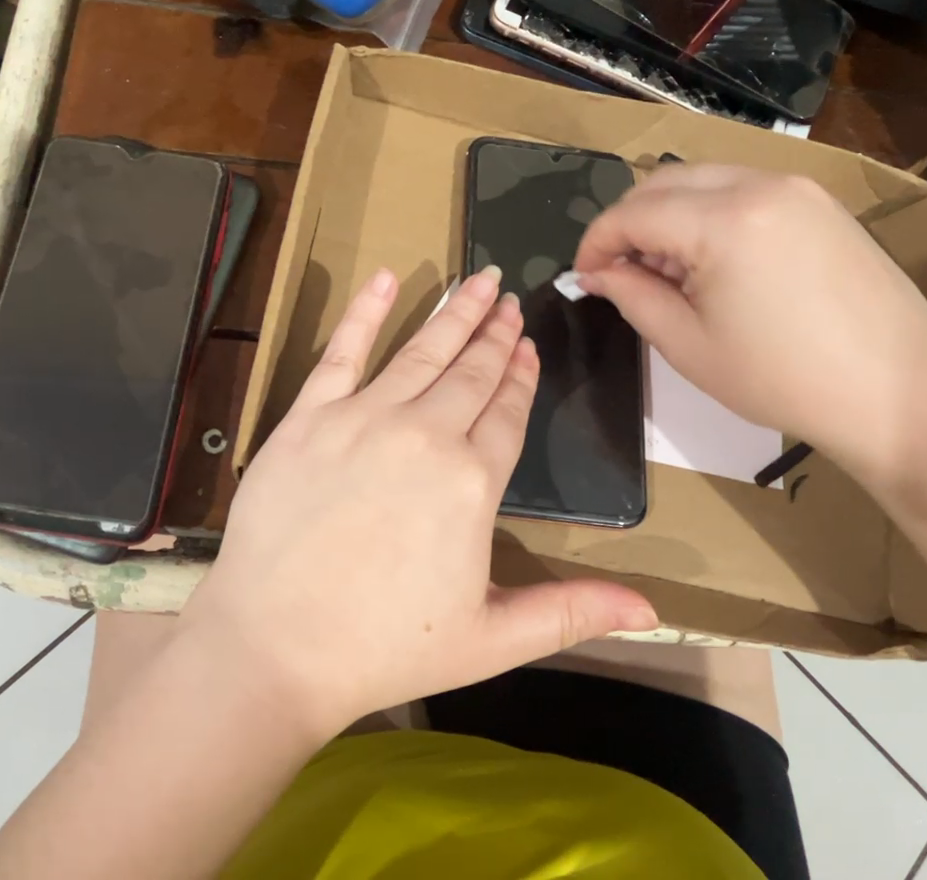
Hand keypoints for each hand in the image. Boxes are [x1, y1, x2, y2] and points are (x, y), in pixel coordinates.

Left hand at [177, 265, 658, 738]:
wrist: (277, 644)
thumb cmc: (385, 647)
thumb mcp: (490, 639)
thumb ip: (569, 611)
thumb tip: (649, 607)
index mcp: (471, 483)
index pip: (507, 414)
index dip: (520, 378)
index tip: (527, 345)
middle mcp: (423, 436)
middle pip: (469, 375)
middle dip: (493, 335)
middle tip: (508, 299)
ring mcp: (361, 419)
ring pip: (420, 354)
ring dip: (451, 314)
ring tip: (475, 282)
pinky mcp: (307, 417)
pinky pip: (342, 352)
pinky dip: (365, 313)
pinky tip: (385, 279)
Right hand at [573, 164, 926, 473]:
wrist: (898, 394)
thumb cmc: (782, 380)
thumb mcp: (688, 345)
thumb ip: (632, 296)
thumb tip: (597, 274)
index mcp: (724, 221)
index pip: (633, 212)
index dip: (596, 243)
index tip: (583, 277)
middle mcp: (760, 185)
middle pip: (663, 182)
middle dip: (628, 222)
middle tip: (618, 273)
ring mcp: (797, 189)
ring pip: (702, 180)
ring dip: (667, 216)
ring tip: (666, 273)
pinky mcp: (820, 203)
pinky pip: (742, 191)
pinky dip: (708, 215)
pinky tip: (712, 265)